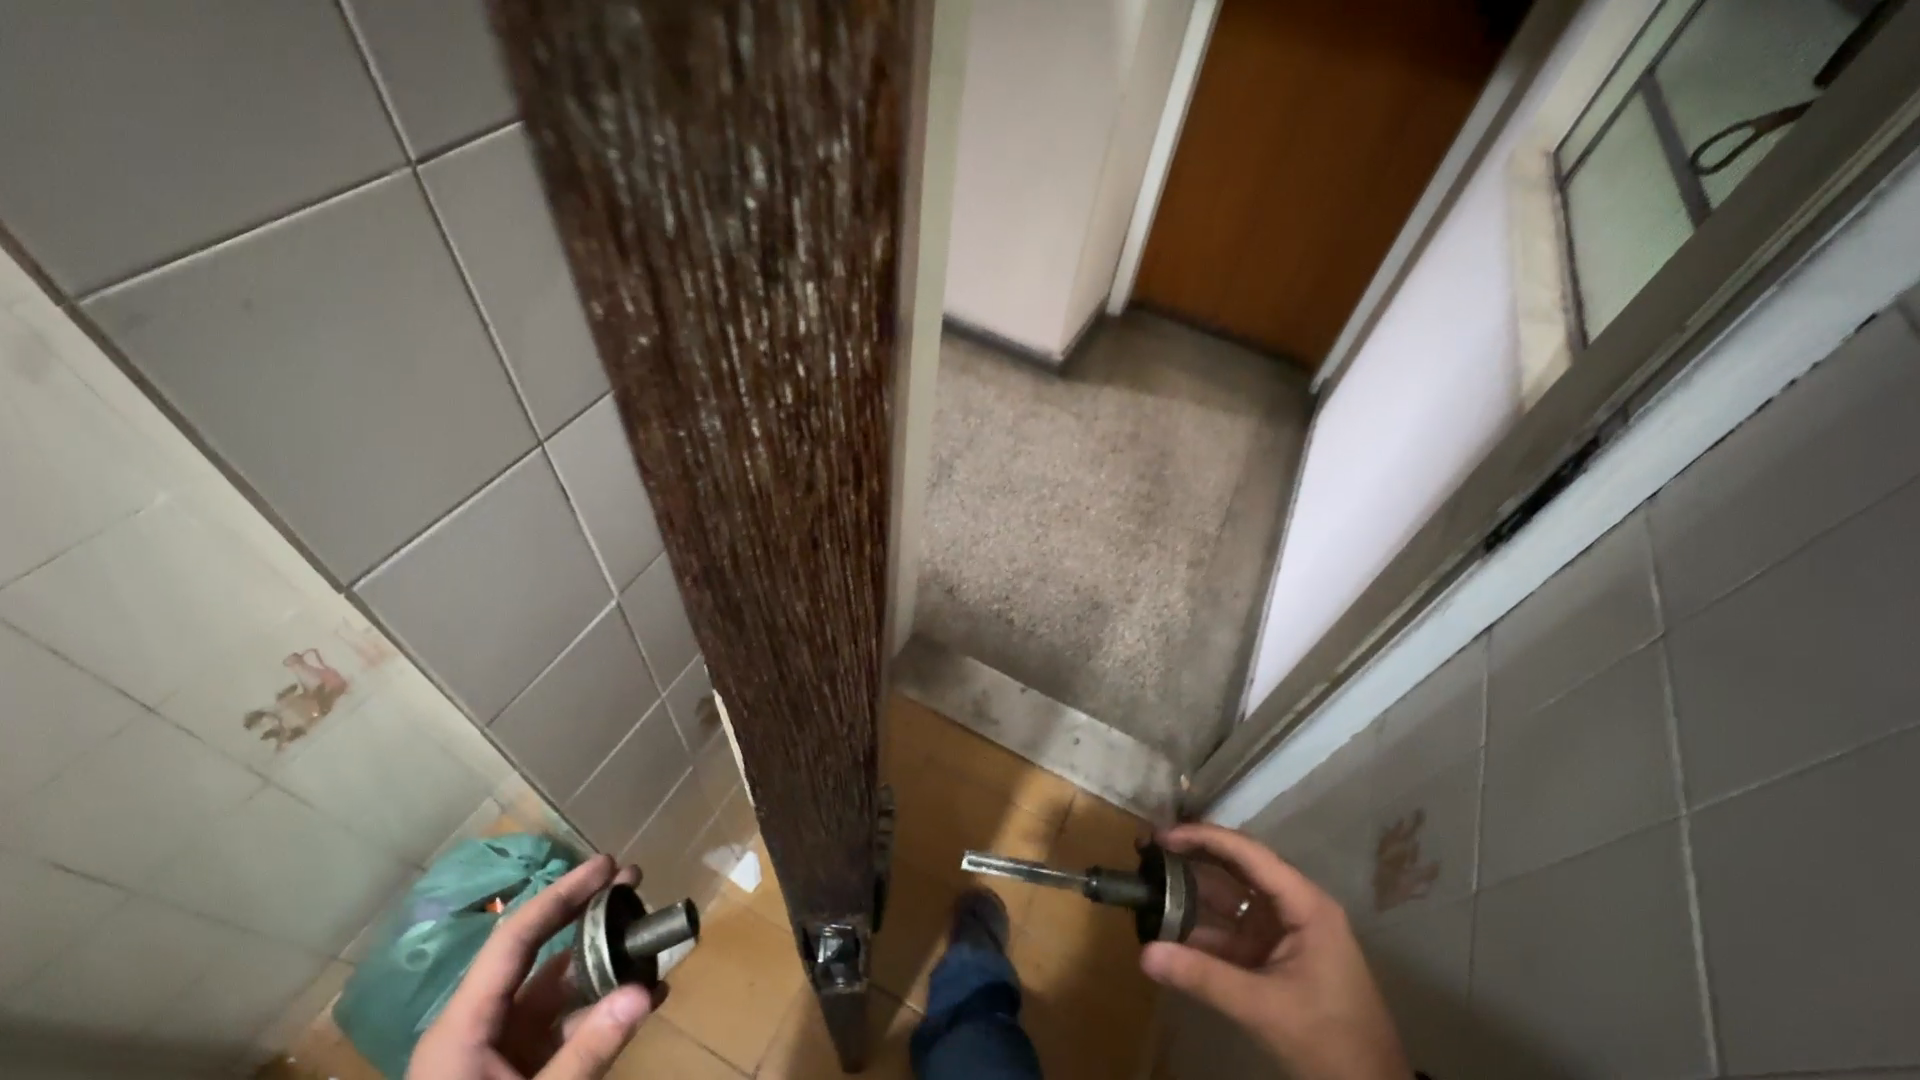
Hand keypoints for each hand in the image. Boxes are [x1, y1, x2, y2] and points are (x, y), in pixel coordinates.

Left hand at [410, 855, 660, 1079]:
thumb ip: (587, 1053)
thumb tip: (646, 991)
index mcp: (464, 1024)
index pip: (517, 938)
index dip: (563, 895)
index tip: (608, 865)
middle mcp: (480, 1025)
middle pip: (539, 955)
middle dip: (589, 917)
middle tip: (636, 881)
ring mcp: (499, 1050)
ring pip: (559, 991)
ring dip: (606, 966)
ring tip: (652, 943)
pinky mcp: (517, 1073)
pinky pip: (564, 1028)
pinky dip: (603, 1011)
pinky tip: (643, 1000)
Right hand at [1139, 825, 1408, 1079]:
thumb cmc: (1327, 1037)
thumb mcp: (1262, 1006)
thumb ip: (1203, 977)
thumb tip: (1144, 954)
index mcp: (1305, 905)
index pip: (1250, 856)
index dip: (1205, 839)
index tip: (1163, 836)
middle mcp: (1294, 907)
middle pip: (1237, 870)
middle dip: (1194, 858)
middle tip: (1149, 849)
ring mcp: (1282, 932)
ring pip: (1230, 901)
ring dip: (1192, 894)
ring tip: (1148, 883)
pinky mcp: (1272, 957)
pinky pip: (1230, 932)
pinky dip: (1199, 929)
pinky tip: (1165, 929)